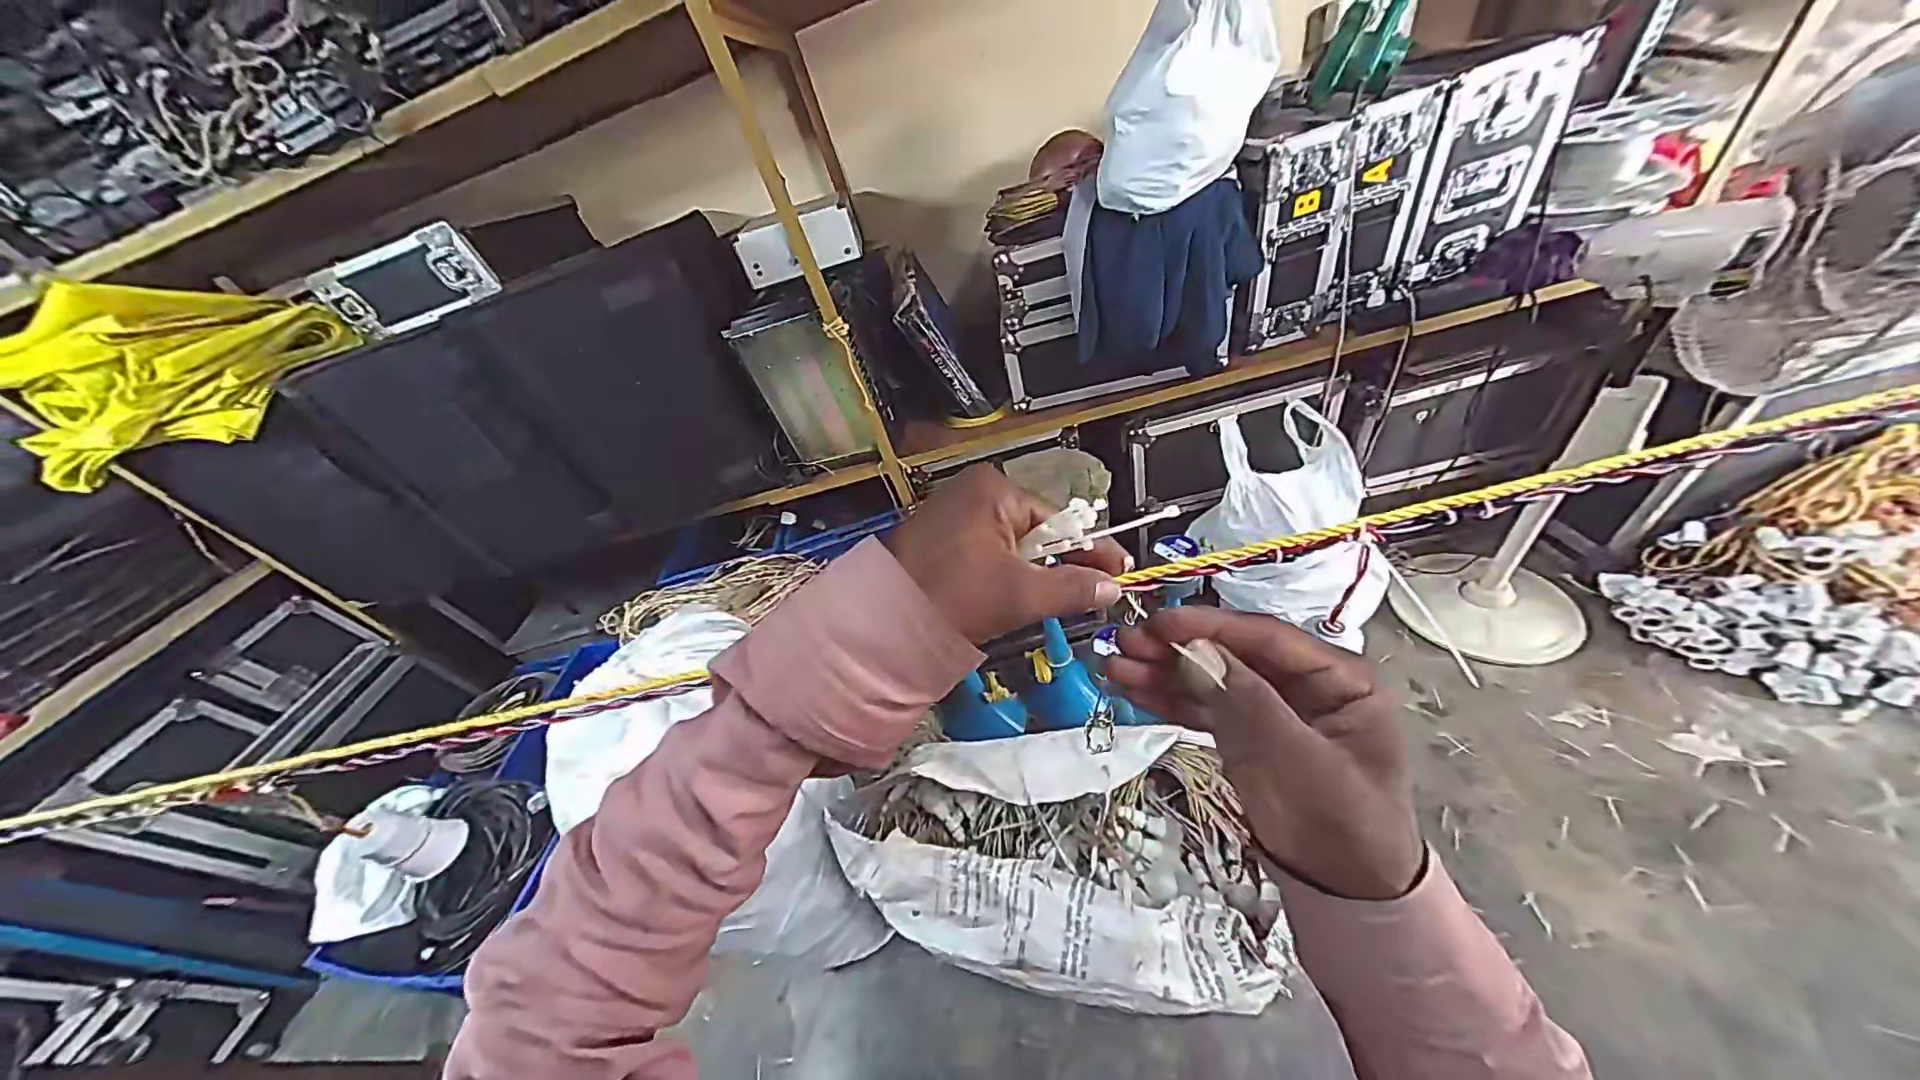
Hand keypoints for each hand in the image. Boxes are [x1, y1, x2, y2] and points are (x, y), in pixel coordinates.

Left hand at [884, 465, 1127, 643]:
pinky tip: (1009, 597)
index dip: (1092, 550)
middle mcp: (974, 491)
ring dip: (1031, 574)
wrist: (881, 621)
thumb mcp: (1019, 593)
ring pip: (1013, 546)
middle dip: (1059, 564)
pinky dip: (1004, 574)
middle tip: (1089, 593)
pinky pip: (989, 552)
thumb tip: (1112, 587)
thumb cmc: (951, 595)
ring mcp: (955, 512)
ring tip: (1046, 600)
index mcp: (995, 489)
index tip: (1120, 571)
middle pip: (1037, 532)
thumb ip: (1071, 587)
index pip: (1059, 520)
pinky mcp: (942, 537)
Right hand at [1106, 607, 1423, 900]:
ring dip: (1162, 672)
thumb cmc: (1341, 825)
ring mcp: (1270, 707)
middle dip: (1176, 648)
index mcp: (1339, 678)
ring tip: (1117, 667)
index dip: (1208, 626)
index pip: (1265, 637)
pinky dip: (1168, 699)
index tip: (1159, 624)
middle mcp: (1303, 683)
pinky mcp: (1245, 731)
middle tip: (1127, 642)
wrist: (1346, 892)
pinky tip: (1134, 690)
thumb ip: (1247, 702)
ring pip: (1209, 678)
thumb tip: (1195, 651)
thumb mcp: (1297, 760)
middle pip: (1230, 654)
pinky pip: (1203, 706)